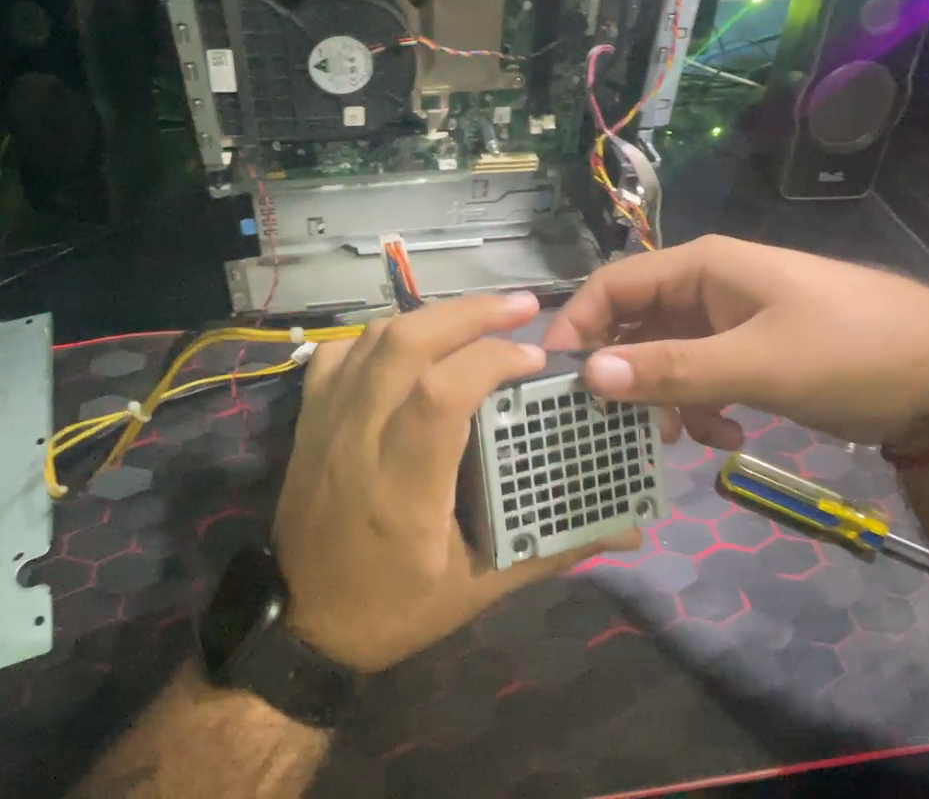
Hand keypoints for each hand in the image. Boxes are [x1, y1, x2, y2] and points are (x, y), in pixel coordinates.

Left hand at [274, 294, 639, 672]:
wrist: (301, 622)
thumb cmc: (393, 607)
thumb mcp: (476, 589)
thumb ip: (551, 550)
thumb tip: (627, 530)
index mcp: (403, 489)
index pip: (442, 394)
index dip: (491, 360)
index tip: (535, 358)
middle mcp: (358, 441)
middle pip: (405, 346)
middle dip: (468, 314)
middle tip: (522, 306)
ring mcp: (326, 424)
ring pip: (373, 340)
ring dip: (432, 317)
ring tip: (479, 316)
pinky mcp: (308, 419)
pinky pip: (339, 354)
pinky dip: (380, 336)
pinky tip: (411, 343)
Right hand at [541, 236, 928, 449]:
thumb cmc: (852, 351)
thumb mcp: (759, 363)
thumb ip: (673, 370)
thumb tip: (589, 375)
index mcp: (702, 268)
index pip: (613, 286)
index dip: (578, 327)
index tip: (556, 381)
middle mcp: (706, 290)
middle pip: (634, 325)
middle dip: (621, 373)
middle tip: (607, 424)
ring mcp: (729, 324)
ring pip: (665, 359)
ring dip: (663, 399)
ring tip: (677, 438)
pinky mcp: (751, 356)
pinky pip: (700, 379)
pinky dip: (701, 409)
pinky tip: (726, 437)